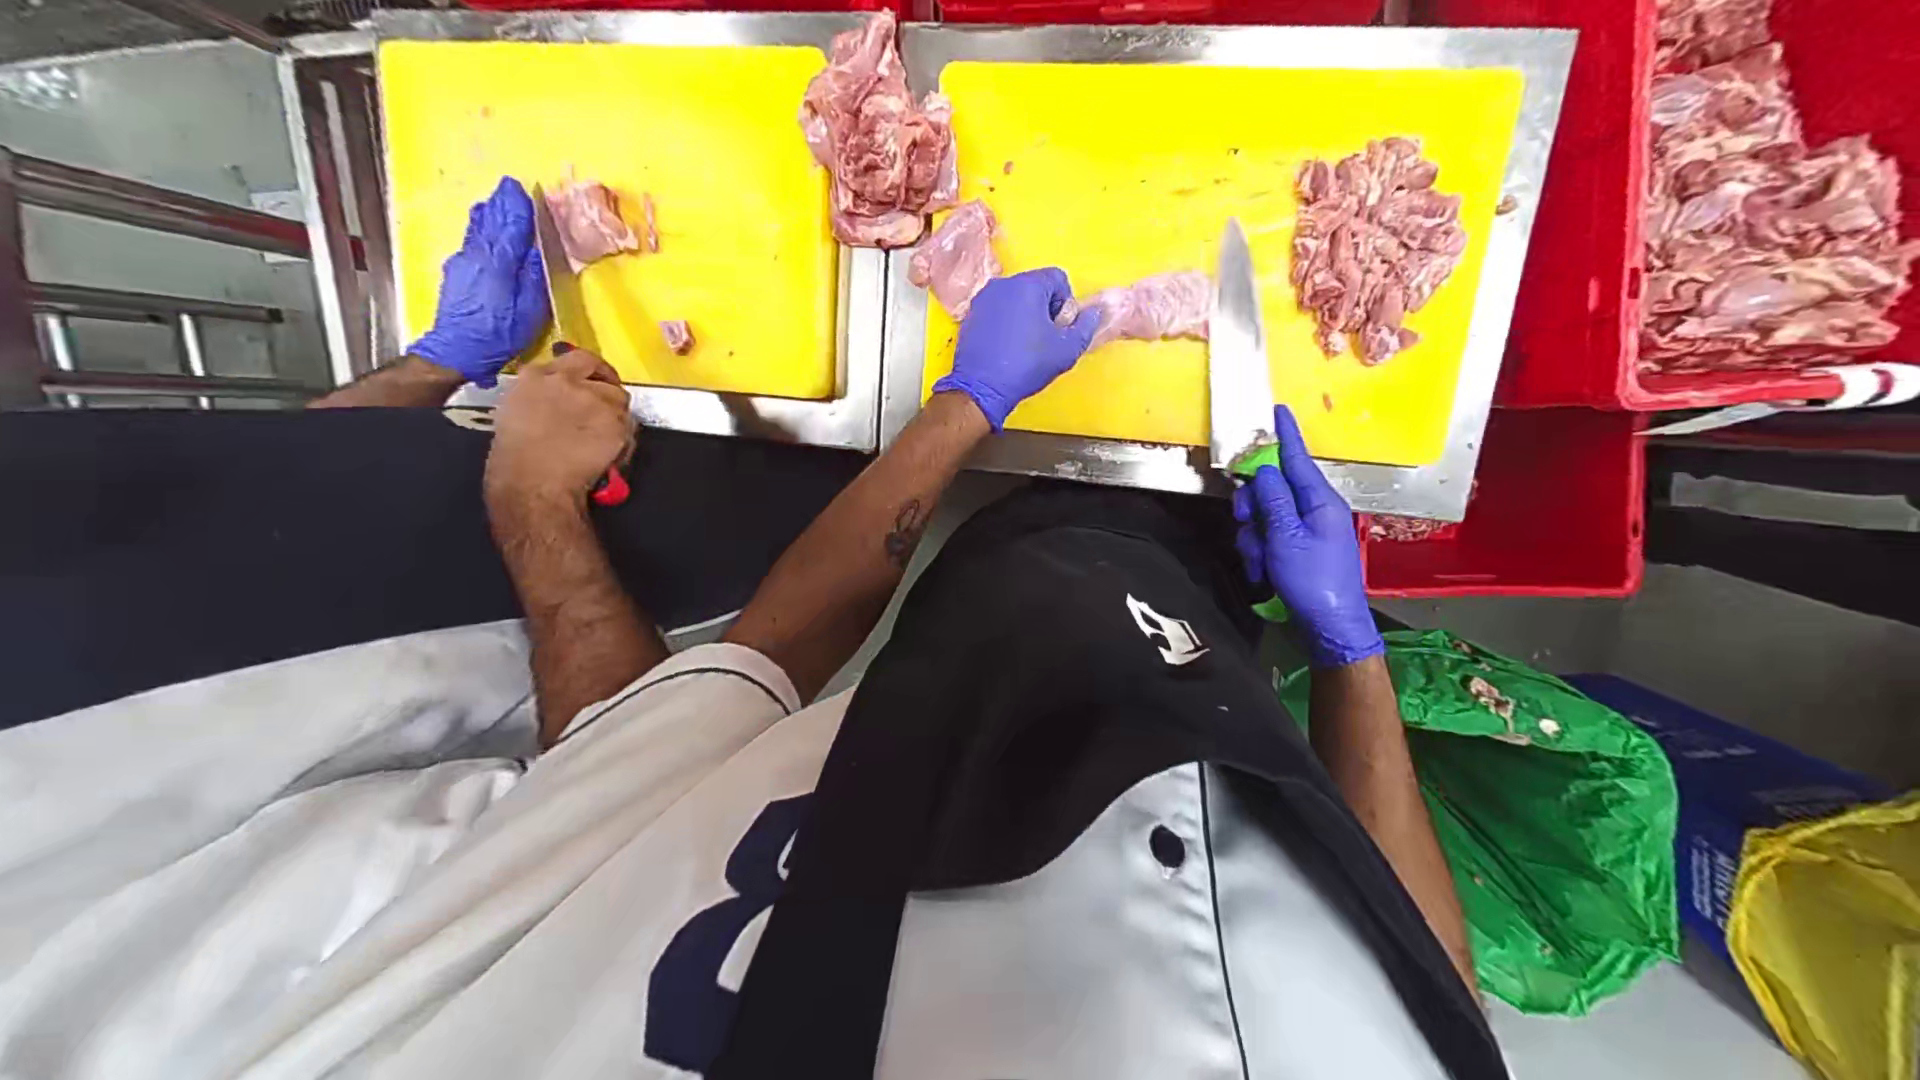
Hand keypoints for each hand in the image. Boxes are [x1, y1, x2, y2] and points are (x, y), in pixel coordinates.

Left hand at [408, 176, 548, 388]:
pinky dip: (482, 229)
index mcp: (498, 261)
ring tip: (498, 202)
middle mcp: (476, 254)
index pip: (509, 225)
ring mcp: (462, 261)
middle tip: (510, 187)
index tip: (522, 188)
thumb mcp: (530, 306)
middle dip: (501, 204)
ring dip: (489, 214)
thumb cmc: (501, 332)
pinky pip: (473, 241)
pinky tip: (486, 229)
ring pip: (478, 229)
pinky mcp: (456, 272)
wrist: (458, 348)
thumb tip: (535, 248)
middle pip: (489, 221)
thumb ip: (532, 274)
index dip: (517, 207)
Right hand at [484, 344, 633, 506]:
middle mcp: (568, 381)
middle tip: (606, 401)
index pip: (574, 358)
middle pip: (601, 371)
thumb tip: (557, 394)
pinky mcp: (615, 421)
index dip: (588, 370)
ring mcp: (595, 399)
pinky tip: (610, 447)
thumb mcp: (515, 411)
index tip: (592, 379)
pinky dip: (624, 434)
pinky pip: (628, 423)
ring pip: (619, 397)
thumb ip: (540, 394)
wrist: (535, 482)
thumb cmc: (516, 459)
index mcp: (535, 377)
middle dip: (606, 383)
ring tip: (604, 431)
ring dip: (615, 411)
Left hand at [932, 267, 1102, 430]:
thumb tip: (1093, 313)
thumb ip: (1086, 326)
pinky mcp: (970, 315)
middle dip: (1045, 309)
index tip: (1059, 328)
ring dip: (1025, 316)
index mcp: (1028, 284)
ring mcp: (983, 299)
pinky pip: (997, 311)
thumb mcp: (1067, 350)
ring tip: (1025, 346)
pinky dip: (1005, 323)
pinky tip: (1007, 348)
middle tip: (1044, 339)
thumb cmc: (1027, 365)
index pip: (1059, 278)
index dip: (1065, 303)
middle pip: (1036, 287)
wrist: (981, 388)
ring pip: (1015, 299)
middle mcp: (1003, 284)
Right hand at [1233, 405, 1383, 668]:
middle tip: (1245, 522)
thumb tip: (1263, 470)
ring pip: (1264, 516)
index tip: (1277, 410)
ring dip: (1253, 537)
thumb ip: (1272, 501)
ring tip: (1260, 560)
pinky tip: (1262, 571)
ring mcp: (1305, 531)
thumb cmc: (1312, 581)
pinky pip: (1268, 538)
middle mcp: (1313, 511)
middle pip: (1271, 488)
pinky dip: (1259, 552)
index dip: (1285, 435)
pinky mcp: (1296, 550)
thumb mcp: (1286, 538)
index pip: (1298, 459)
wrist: (1330, 627)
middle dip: (1252, 505)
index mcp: (1319, 502)